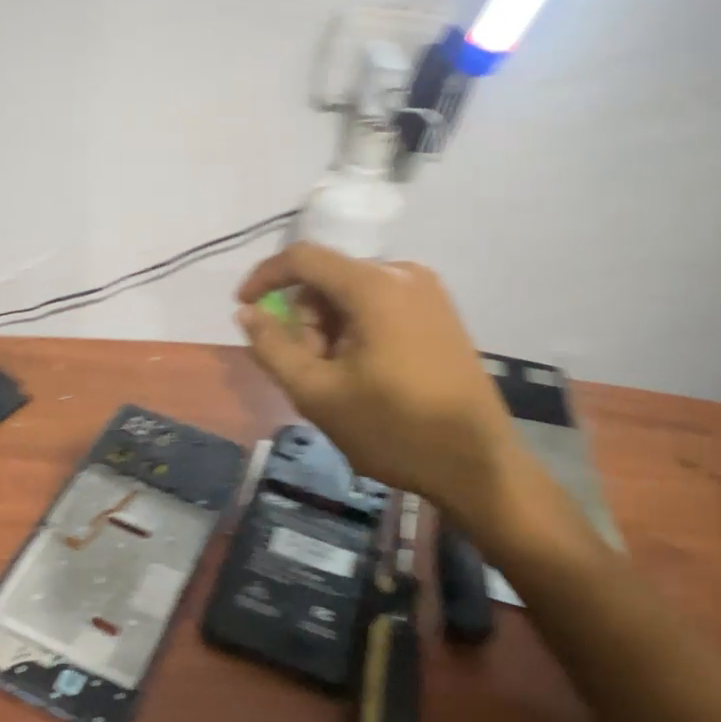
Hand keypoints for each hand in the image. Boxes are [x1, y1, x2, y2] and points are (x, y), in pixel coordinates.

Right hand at [235, 242, 521, 512]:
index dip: (264, 279)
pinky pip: (381, 309)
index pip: (303, 258)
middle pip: (329, 280)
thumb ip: (274, 348)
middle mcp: (404, 275)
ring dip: (330, 332)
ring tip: (337, 385)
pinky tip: (363, 378)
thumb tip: (247, 312)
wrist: (476, 463)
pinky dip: (357, 334)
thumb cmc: (392, 429)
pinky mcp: (441, 317)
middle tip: (306, 375)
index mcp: (374, 286)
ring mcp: (429, 295)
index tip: (244, 311)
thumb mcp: (318, 394)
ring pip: (353, 298)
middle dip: (304, 322)